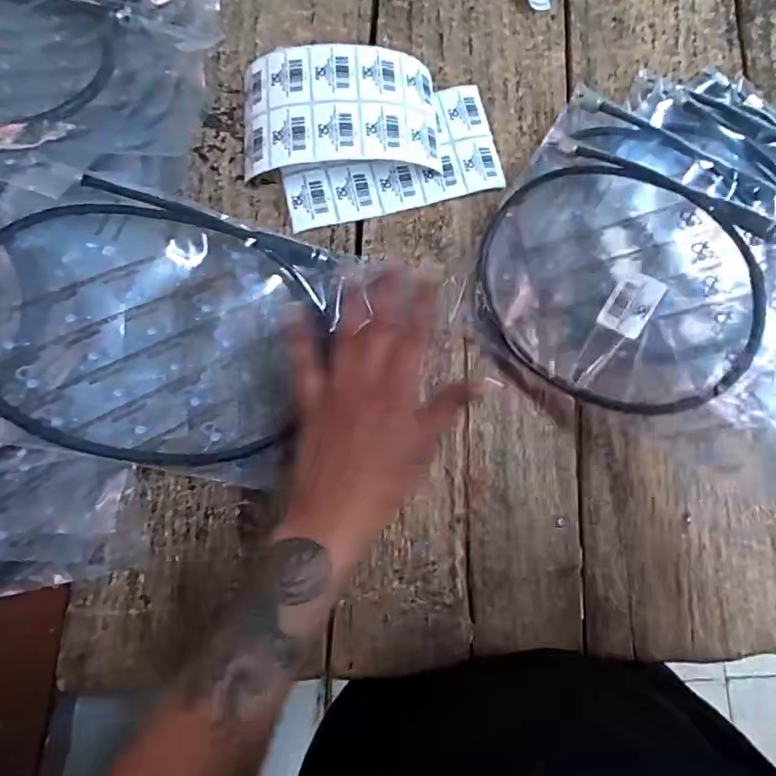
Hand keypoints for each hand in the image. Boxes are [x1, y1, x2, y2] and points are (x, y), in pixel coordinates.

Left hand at [282, 269, 475, 555]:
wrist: (333, 513)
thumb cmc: (387, 483)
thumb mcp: (425, 446)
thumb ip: (448, 407)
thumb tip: (482, 382)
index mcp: (400, 389)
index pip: (415, 337)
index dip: (424, 305)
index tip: (429, 278)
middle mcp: (368, 379)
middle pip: (380, 327)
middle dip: (389, 292)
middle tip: (393, 262)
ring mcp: (335, 386)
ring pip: (344, 335)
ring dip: (350, 302)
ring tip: (353, 271)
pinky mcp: (309, 399)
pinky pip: (302, 361)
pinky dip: (297, 335)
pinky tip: (293, 309)